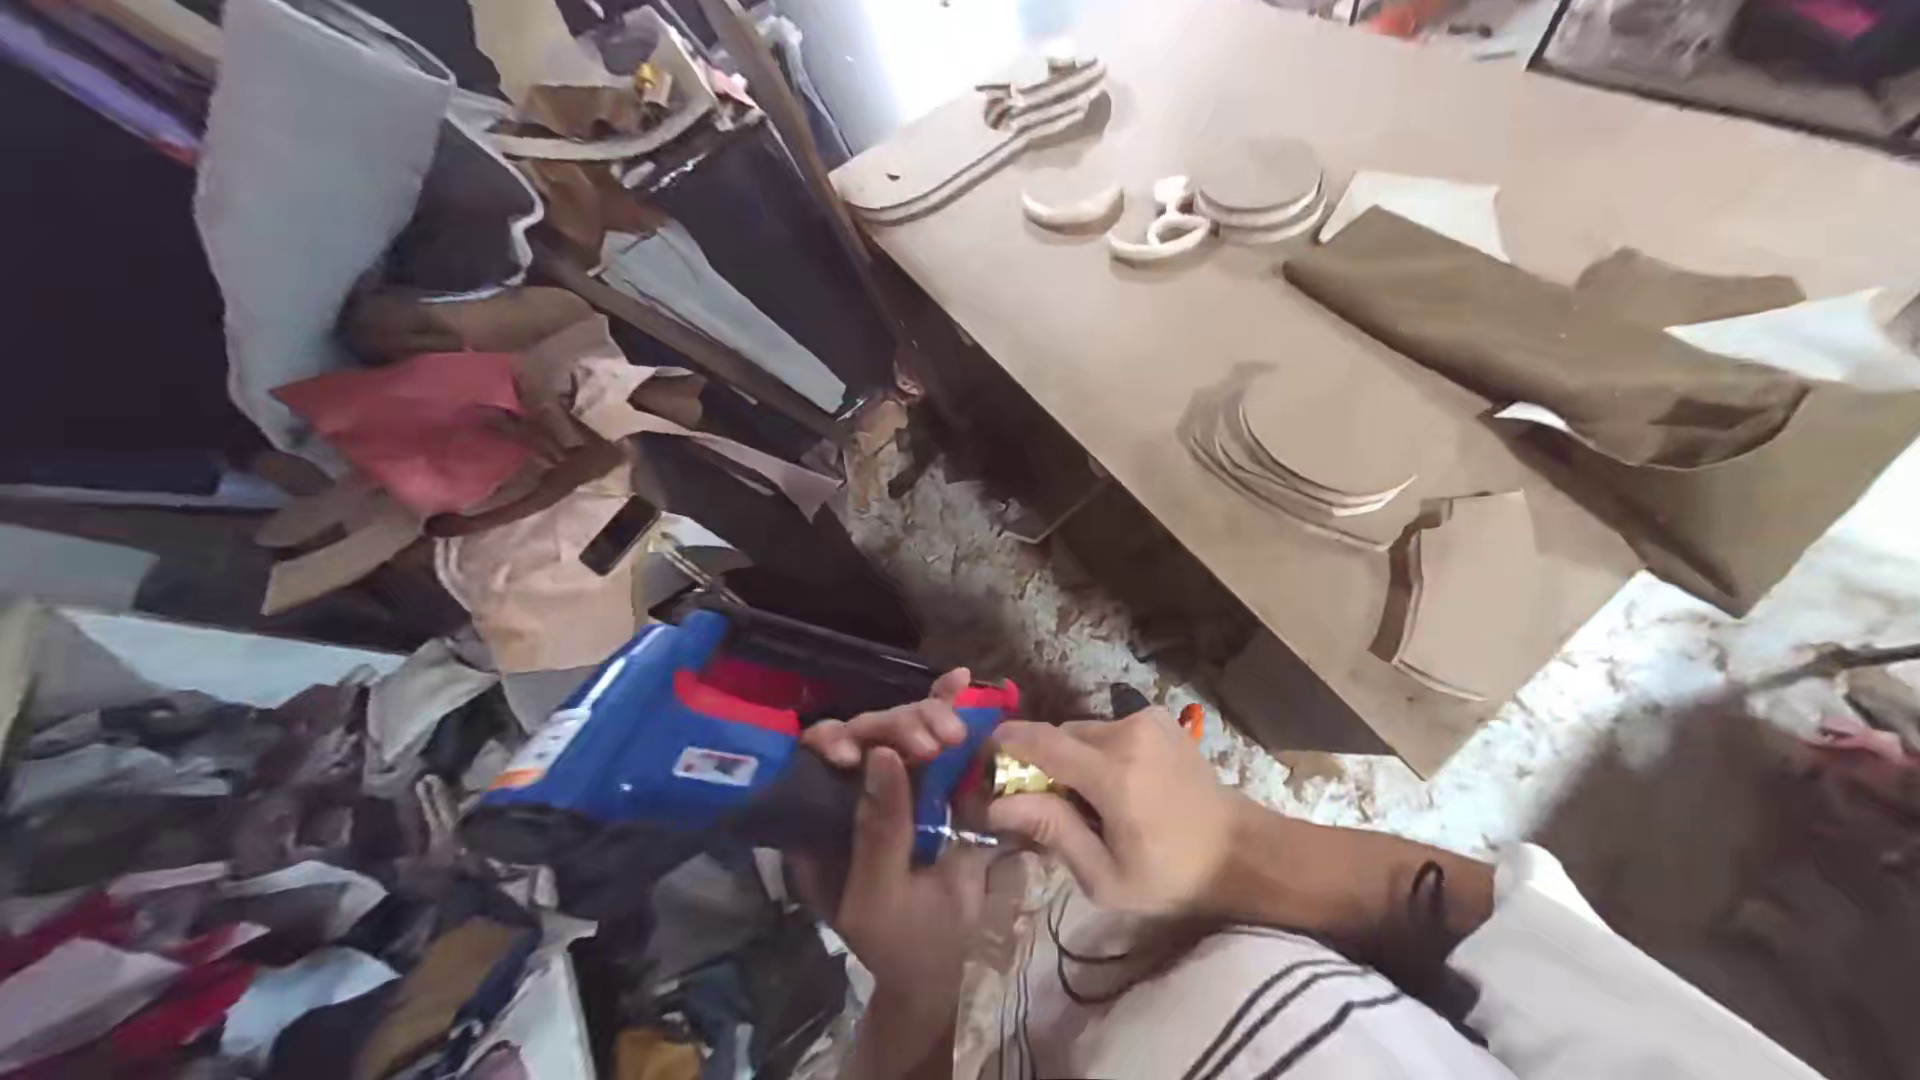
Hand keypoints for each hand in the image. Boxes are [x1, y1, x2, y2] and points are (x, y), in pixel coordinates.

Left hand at [793, 671, 991, 1077]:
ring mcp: (897, 778)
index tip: (855, 753)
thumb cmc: (900, 942)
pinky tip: (961, 680)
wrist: (946, 964)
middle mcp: (854, 788)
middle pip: (865, 734)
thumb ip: (880, 831)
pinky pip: (938, 732)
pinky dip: (948, 703)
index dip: (831, 744)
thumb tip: (882, 755)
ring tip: (956, 731)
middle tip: (939, 741)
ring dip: (929, 715)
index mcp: (820, 818)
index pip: (813, 761)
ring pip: (903, 726)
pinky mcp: (935, 776)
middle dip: (898, 727)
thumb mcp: (880, 898)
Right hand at [987, 707, 1243, 916]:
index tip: (983, 757)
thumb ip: (1051, 832)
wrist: (1240, 851)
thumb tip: (995, 806)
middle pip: (1060, 735)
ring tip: (1089, 797)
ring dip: (1072, 757)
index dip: (1006, 744)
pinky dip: (1098, 750)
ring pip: (1082, 730)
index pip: (1042, 743)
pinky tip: (1116, 781)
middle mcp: (1128, 734)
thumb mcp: (1105, 876)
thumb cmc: (1171, 876)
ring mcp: (1146, 720)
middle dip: (1043, 762)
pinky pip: (1107, 728)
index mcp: (1115, 776)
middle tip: (1044, 799)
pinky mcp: (1157, 717)